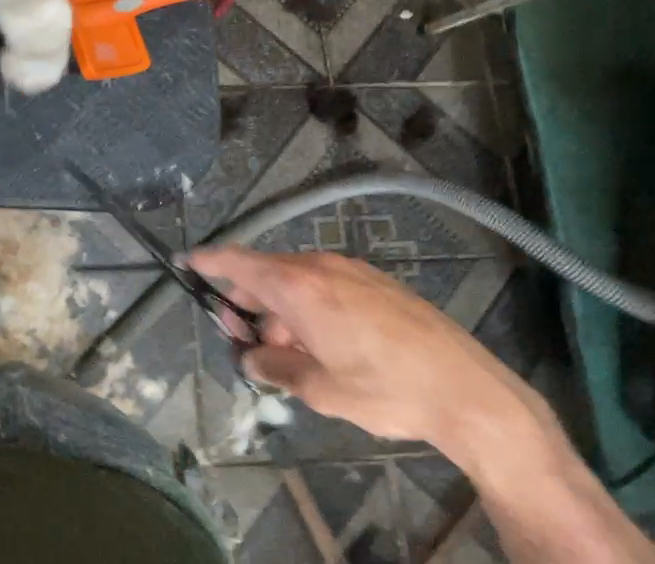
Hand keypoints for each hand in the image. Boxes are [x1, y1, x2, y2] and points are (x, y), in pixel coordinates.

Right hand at [187, 248, 551, 458]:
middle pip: (267, 273)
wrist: (469, 392)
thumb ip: (276, 368)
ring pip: (298, 281)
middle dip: (248, 303)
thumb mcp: (319, 389)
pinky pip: (327, 285)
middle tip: (243, 340)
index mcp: (299, 287)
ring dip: (282, 310)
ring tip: (291, 356)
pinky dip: (310, 307)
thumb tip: (253, 358)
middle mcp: (321, 267)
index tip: (185, 261)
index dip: (208, 261)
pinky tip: (325, 346)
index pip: (238, 262)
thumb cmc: (386, 390)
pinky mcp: (378, 284)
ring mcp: (353, 272)